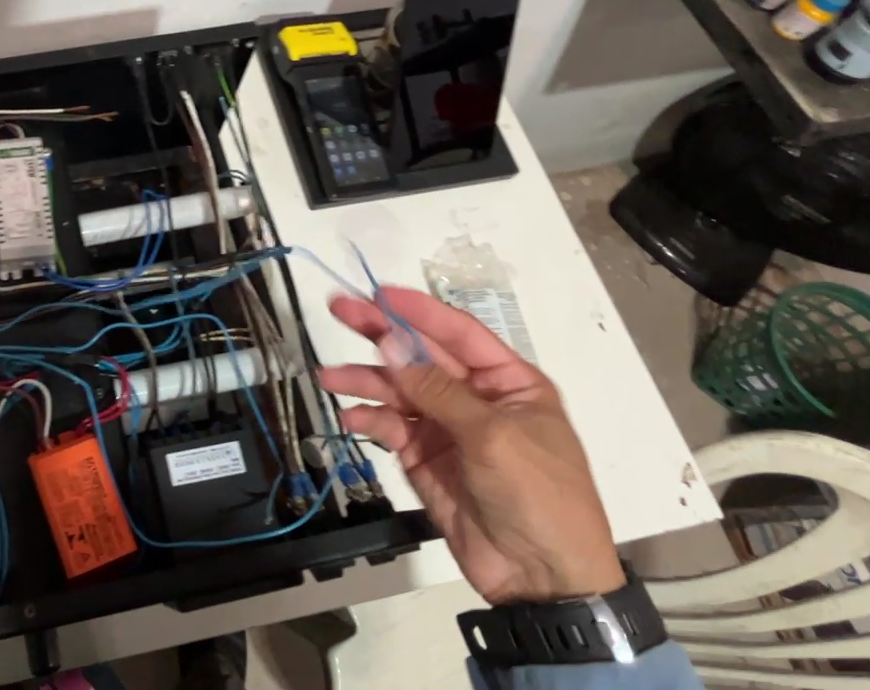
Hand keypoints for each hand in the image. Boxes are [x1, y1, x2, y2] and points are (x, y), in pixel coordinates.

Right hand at [318, 287, 623, 604]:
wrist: (542, 578)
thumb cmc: (538, 495)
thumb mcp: (493, 436)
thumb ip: (437, 390)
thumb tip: (391, 346)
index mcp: (508, 382)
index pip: (458, 333)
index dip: (418, 310)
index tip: (379, 291)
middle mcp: (474, 397)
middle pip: (419, 355)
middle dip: (379, 334)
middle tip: (339, 309)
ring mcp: (446, 427)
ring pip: (397, 390)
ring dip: (363, 380)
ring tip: (328, 377)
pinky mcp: (423, 456)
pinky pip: (389, 426)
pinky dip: (367, 420)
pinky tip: (349, 419)